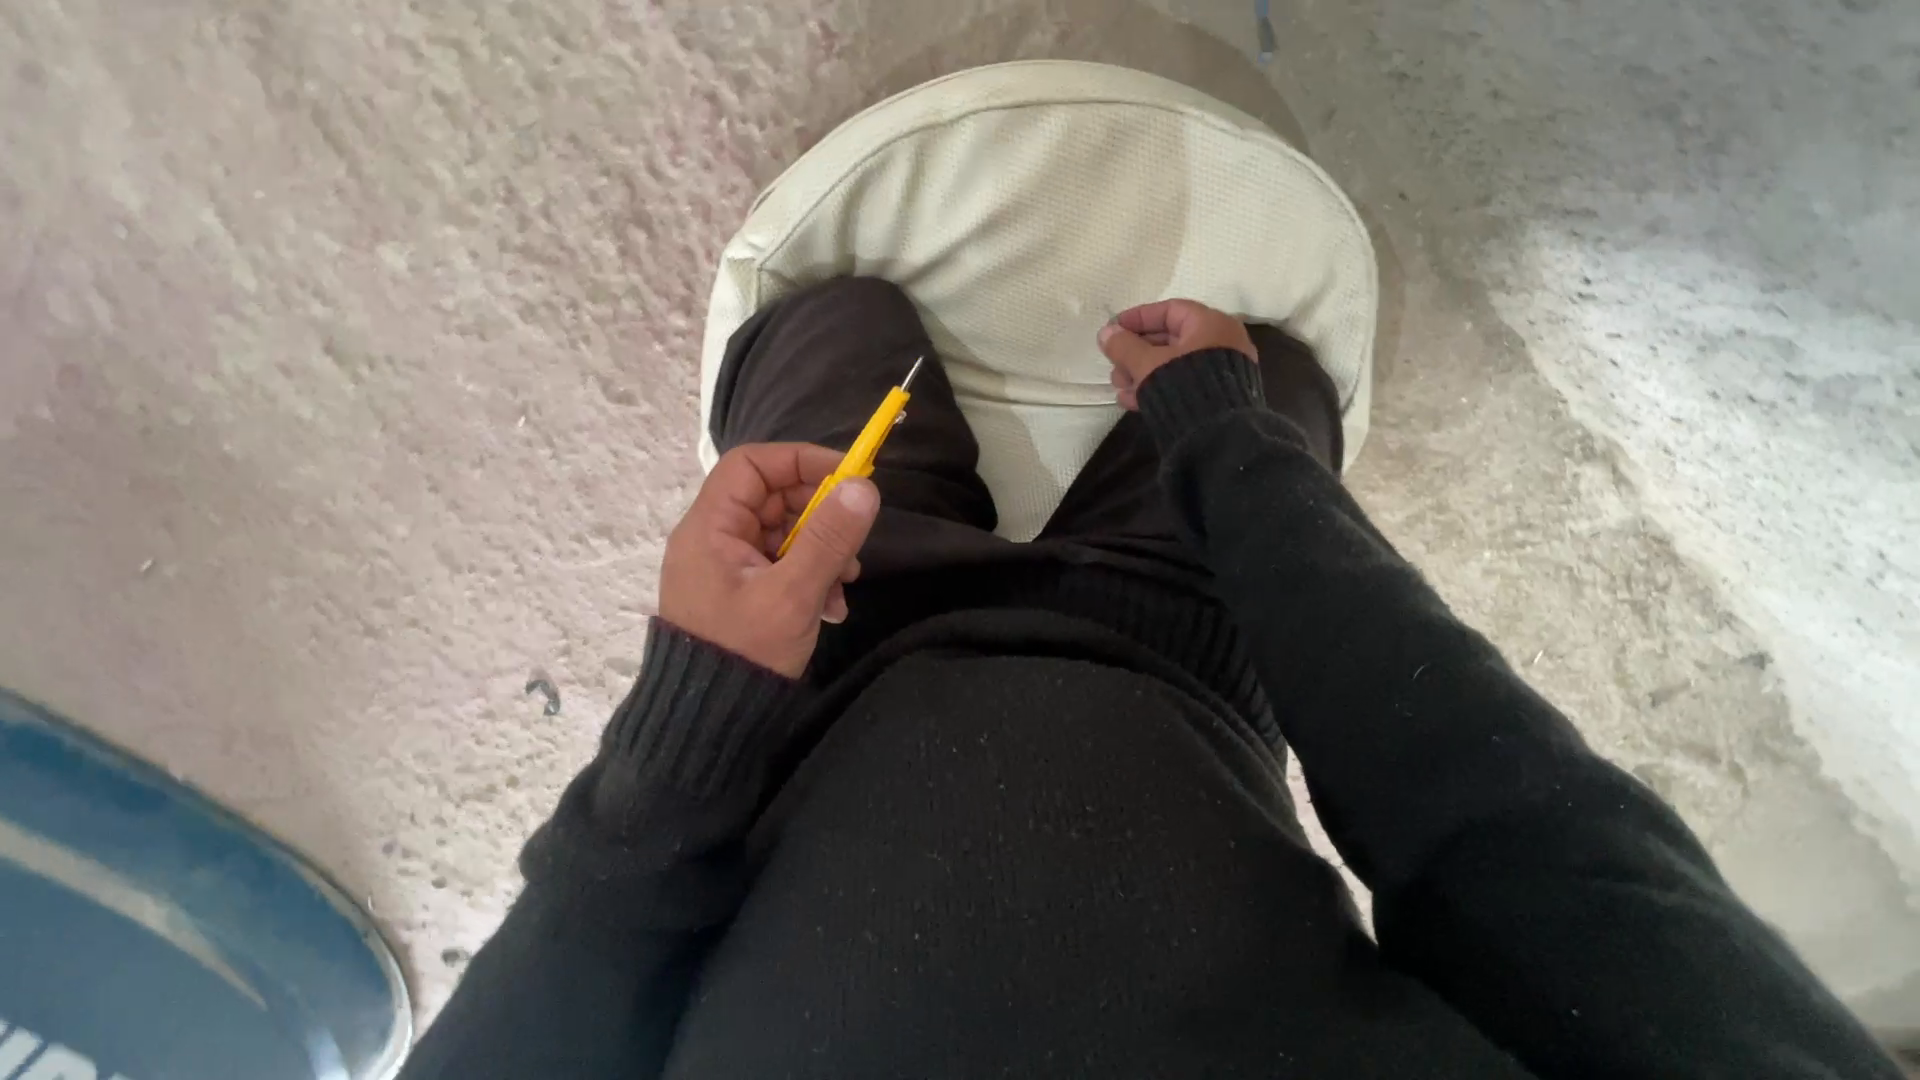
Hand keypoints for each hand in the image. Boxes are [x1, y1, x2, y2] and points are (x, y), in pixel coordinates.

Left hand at [659, 443, 879, 677]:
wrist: (710, 722)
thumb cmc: (745, 651)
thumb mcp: (793, 594)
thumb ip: (829, 538)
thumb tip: (865, 487)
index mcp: (710, 528)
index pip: (752, 465)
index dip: (801, 460)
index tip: (848, 476)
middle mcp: (714, 539)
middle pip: (774, 498)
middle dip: (821, 515)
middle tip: (853, 541)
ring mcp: (728, 567)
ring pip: (784, 534)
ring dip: (823, 551)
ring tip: (845, 583)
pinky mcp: (742, 592)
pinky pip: (782, 565)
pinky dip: (811, 576)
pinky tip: (832, 607)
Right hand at [1098, 299, 1256, 409]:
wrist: (1216, 434)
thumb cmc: (1183, 386)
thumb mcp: (1147, 363)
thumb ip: (1124, 346)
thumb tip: (1106, 333)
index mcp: (1210, 324)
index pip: (1169, 311)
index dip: (1137, 318)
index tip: (1112, 329)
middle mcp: (1219, 342)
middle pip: (1169, 339)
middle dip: (1135, 352)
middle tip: (1112, 362)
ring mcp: (1218, 371)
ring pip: (1172, 364)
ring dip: (1140, 372)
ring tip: (1118, 385)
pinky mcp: (1214, 396)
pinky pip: (1181, 383)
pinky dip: (1155, 387)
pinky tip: (1130, 400)